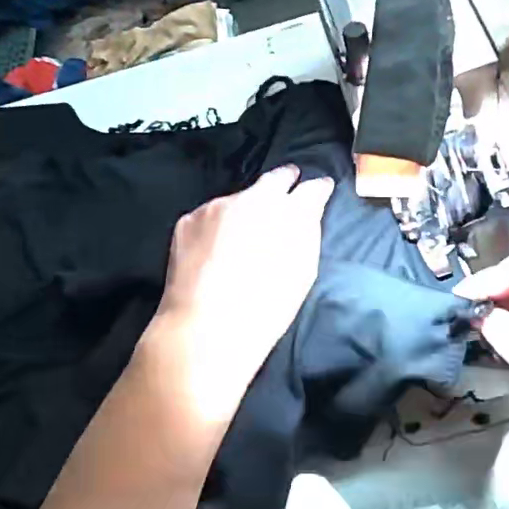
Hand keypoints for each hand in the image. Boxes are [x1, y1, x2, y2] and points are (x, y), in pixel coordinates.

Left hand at [143, 166, 334, 428]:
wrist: (206, 327)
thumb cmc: (265, 308)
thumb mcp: (302, 271)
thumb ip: (308, 231)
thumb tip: (308, 208)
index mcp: (289, 213)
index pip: (310, 188)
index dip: (316, 188)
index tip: (319, 188)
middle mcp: (253, 199)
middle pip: (272, 181)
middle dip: (283, 181)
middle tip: (288, 186)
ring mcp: (217, 206)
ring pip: (238, 200)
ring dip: (245, 209)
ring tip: (245, 234)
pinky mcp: (189, 219)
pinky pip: (210, 216)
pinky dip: (217, 226)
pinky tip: (215, 249)